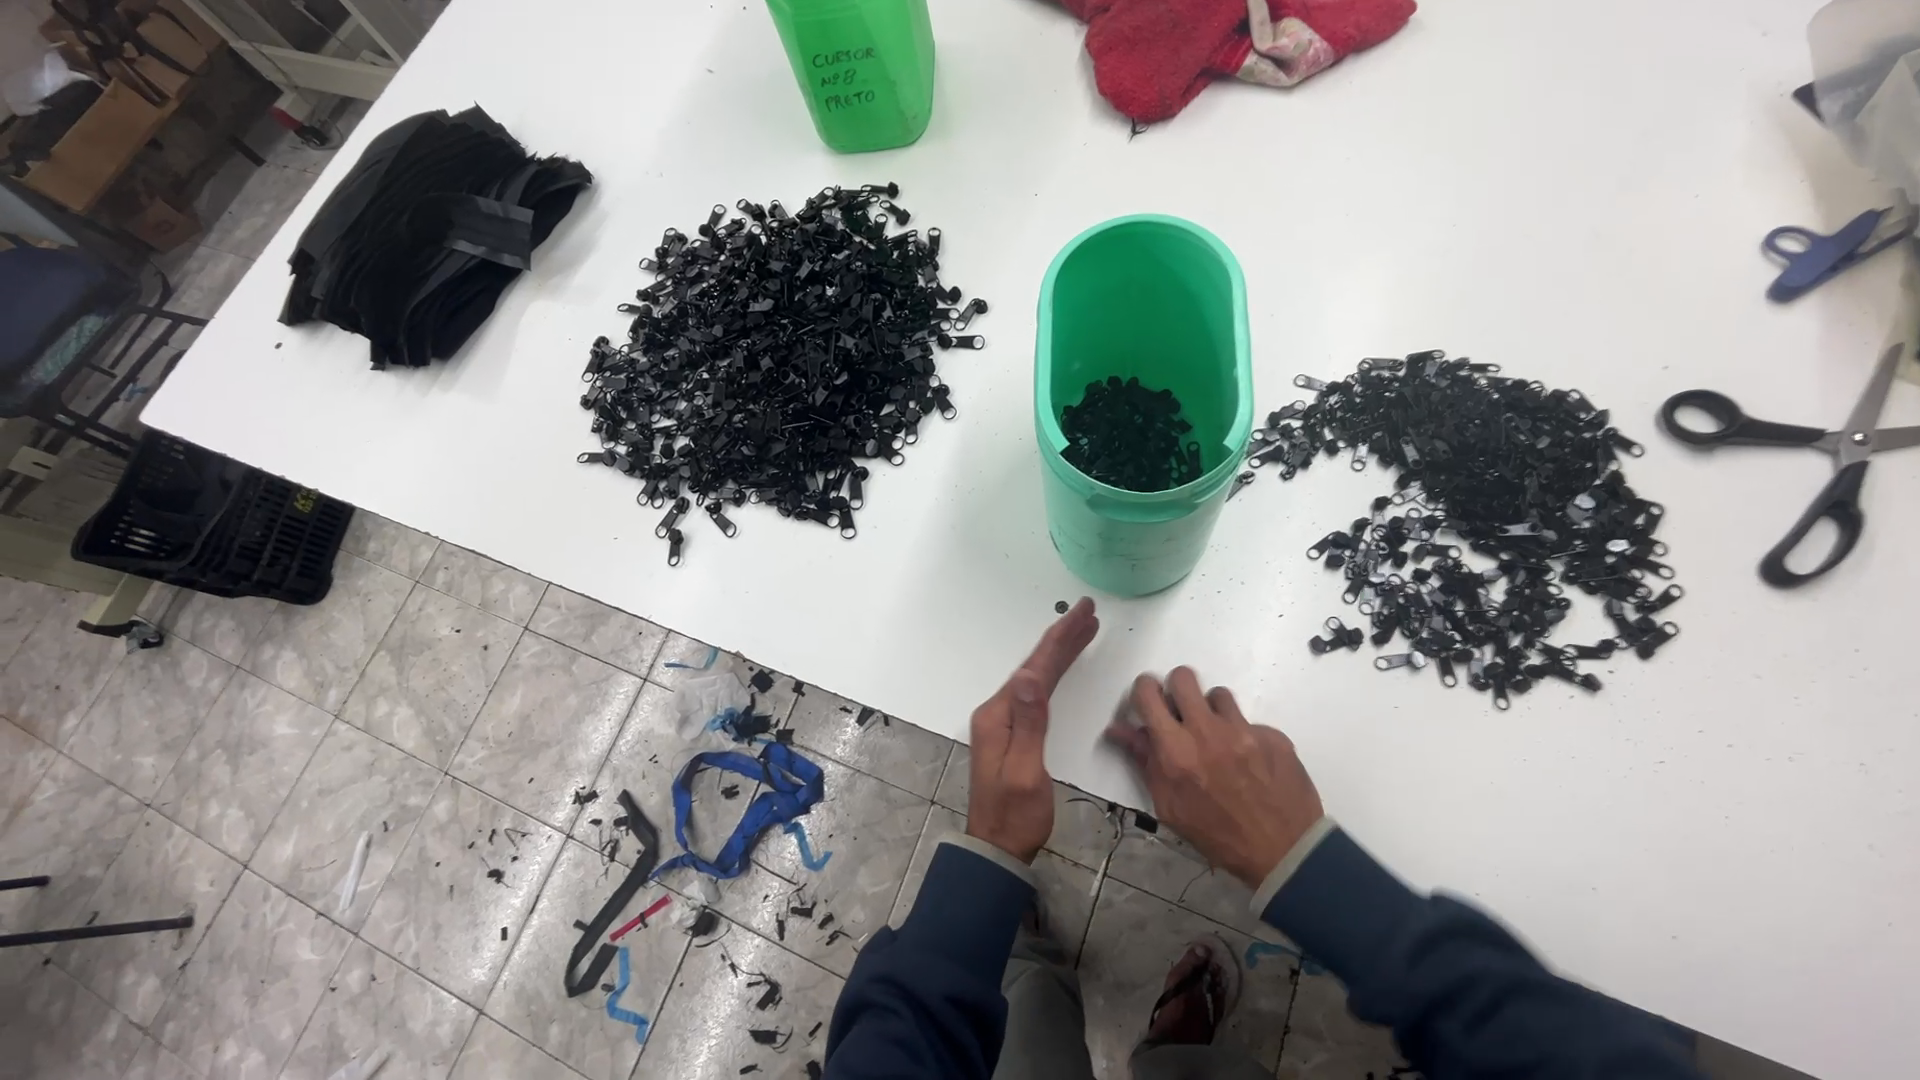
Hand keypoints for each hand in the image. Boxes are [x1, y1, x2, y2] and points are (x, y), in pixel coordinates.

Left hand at [966, 598, 1099, 862]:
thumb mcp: (1026, 771)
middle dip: (1062, 637)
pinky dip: (1053, 673)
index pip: (1036, 667)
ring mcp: (1003, 721)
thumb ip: (1030, 723)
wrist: (997, 847)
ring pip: (1036, 676)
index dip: (1061, 638)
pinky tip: (1061, 667)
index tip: (1084, 614)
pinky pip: (1036, 691)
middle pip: (1035, 665)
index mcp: (999, 716)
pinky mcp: (1012, 732)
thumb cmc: (1015, 815)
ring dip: (1059, 652)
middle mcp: (998, 711)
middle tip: (1089, 612)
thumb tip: (1030, 675)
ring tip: (1083, 630)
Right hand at [1105, 668, 1322, 887]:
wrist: (1284, 852)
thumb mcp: (1169, 806)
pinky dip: (1243, 736)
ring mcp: (1244, 730)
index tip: (1149, 703)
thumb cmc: (1216, 835)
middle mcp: (1207, 731)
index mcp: (1176, 750)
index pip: (1148, 693)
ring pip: (1218, 694)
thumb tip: (1119, 729)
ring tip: (1218, 739)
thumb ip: (1144, 760)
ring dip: (1211, 711)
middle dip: (1177, 689)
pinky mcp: (1273, 736)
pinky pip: (1249, 722)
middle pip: (1183, 677)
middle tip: (1181, 713)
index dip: (1144, 691)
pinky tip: (1249, 763)